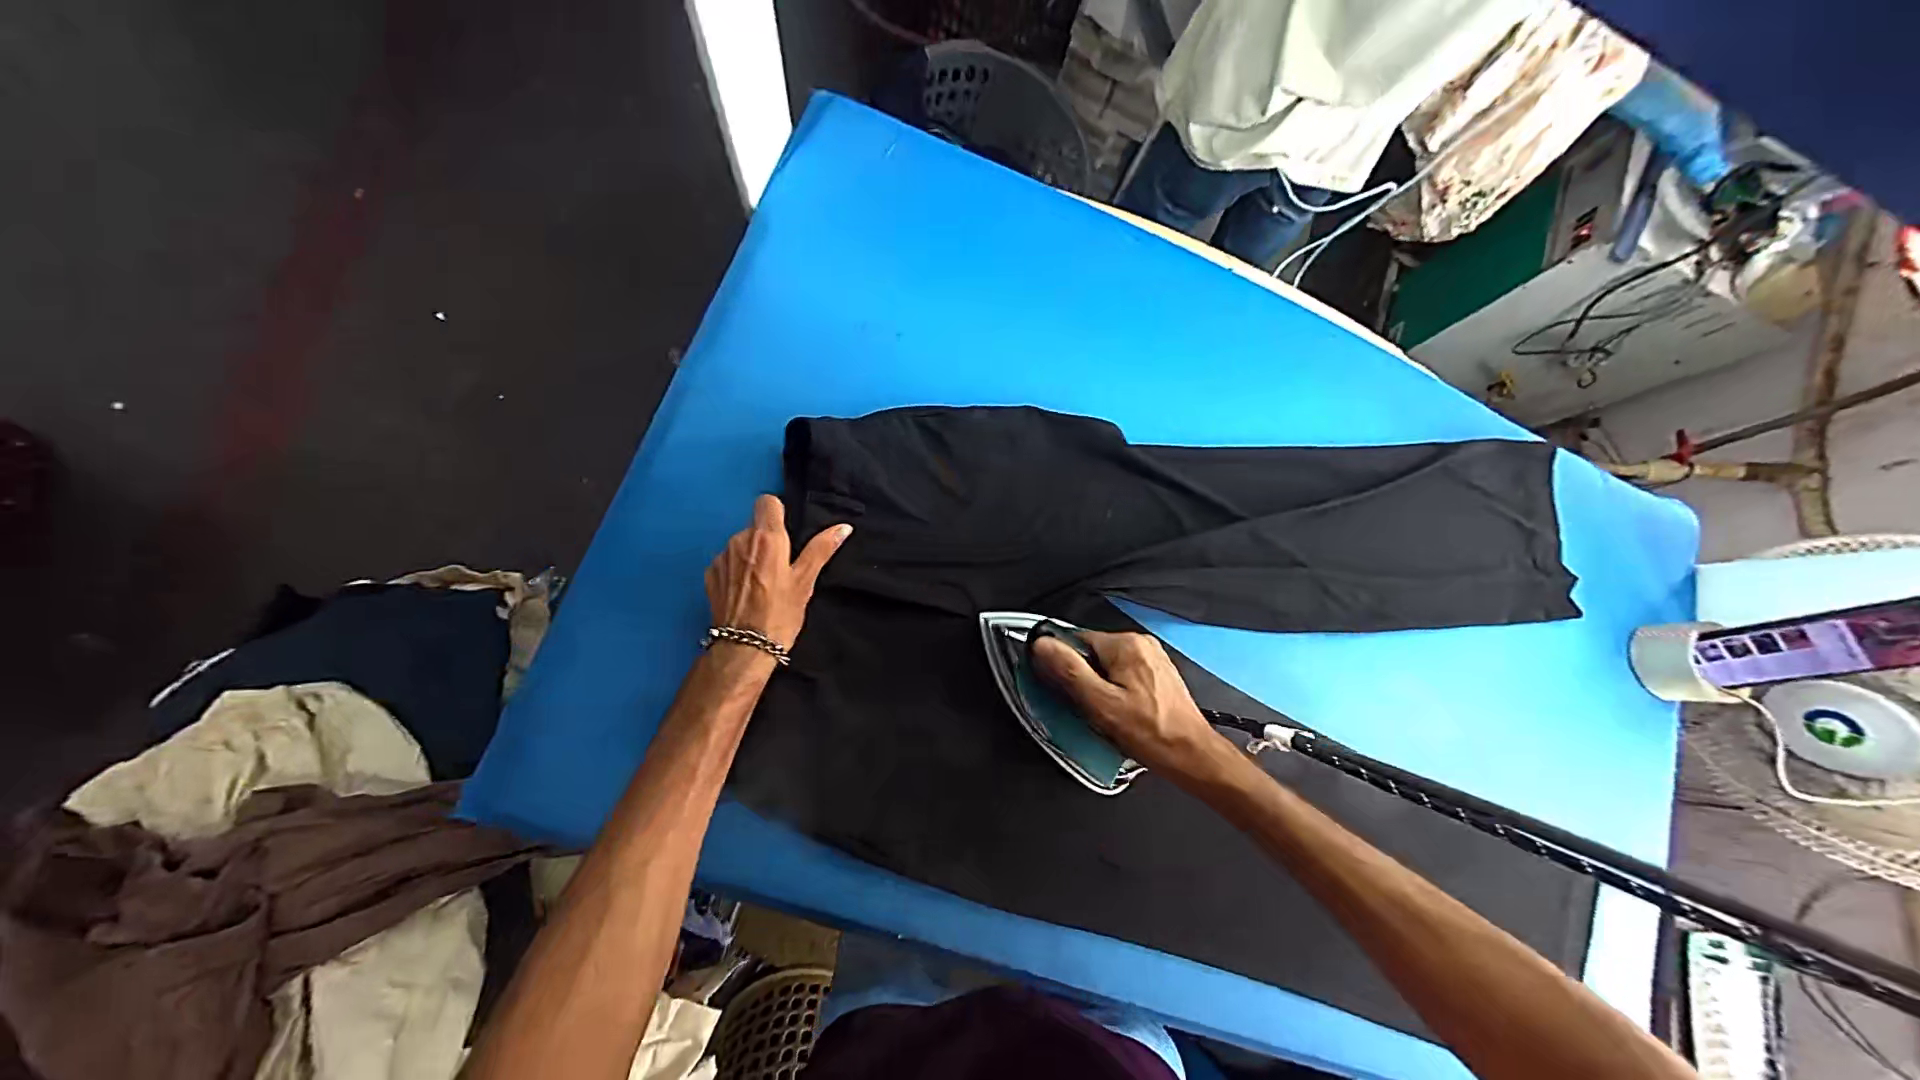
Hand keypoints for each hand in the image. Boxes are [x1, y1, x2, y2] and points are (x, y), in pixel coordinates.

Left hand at [704, 495, 851, 651]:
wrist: (742, 649)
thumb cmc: (780, 615)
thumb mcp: (805, 582)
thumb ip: (821, 549)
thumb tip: (843, 527)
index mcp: (766, 538)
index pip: (767, 502)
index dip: (778, 513)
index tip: (787, 535)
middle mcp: (739, 540)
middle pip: (755, 526)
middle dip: (767, 541)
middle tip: (781, 569)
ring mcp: (722, 557)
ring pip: (741, 545)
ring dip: (751, 556)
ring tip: (763, 585)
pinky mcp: (710, 574)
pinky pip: (728, 562)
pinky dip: (737, 571)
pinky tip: (746, 593)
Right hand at [1032, 630, 1230, 783]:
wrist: (1191, 756)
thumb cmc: (1153, 734)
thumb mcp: (1100, 704)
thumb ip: (1068, 670)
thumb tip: (1043, 645)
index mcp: (1126, 644)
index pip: (1075, 639)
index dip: (1063, 665)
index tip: (1063, 687)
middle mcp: (1141, 645)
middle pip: (1091, 653)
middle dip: (1083, 680)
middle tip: (1089, 707)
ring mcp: (1151, 659)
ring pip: (1106, 667)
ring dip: (1099, 688)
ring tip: (1107, 715)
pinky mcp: (1156, 675)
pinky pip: (1122, 676)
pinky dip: (1115, 693)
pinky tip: (1121, 715)